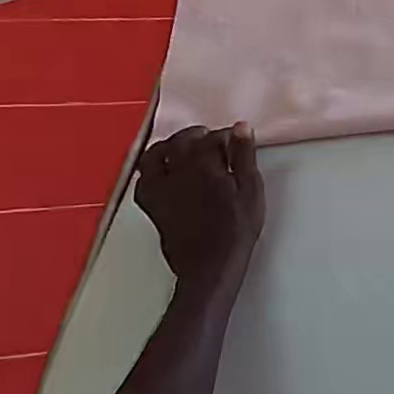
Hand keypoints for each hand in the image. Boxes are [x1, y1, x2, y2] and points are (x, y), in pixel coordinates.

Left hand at [134, 124, 265, 294]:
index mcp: (204, 164)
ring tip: (185, 149)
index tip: (236, 139)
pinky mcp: (151, 205)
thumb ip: (245, 156)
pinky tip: (164, 172)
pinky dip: (152, 169)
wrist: (211, 265)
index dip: (226, 135)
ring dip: (170, 146)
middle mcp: (177, 172)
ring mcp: (160, 188)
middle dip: (197, 135)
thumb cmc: (236, 228)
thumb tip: (241, 128)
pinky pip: (143, 179)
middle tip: (213, 140)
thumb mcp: (251, 189)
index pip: (212, 137)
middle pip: (181, 141)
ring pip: (155, 155)